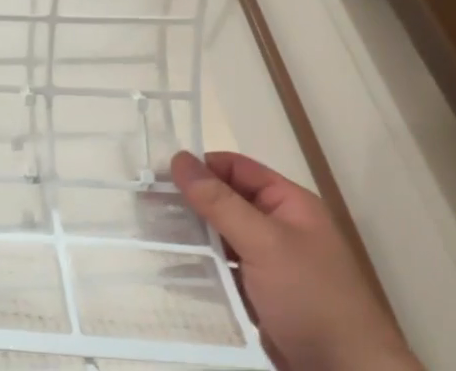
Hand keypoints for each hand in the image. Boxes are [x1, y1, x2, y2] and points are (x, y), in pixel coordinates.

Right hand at [171, 151, 421, 370]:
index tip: (156, 176)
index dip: (199, 167)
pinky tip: (171, 268)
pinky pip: (224, 269)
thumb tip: (179, 158)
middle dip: (189, 202)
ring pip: (221, 236)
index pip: (235, 168)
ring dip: (191, 236)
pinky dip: (201, 266)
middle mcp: (279, 227)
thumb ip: (219, 201)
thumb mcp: (263, 242)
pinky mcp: (260, 293)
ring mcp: (270, 262)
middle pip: (225, 201)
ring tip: (149, 234)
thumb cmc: (310, 297)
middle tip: (145, 205)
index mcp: (289, 204)